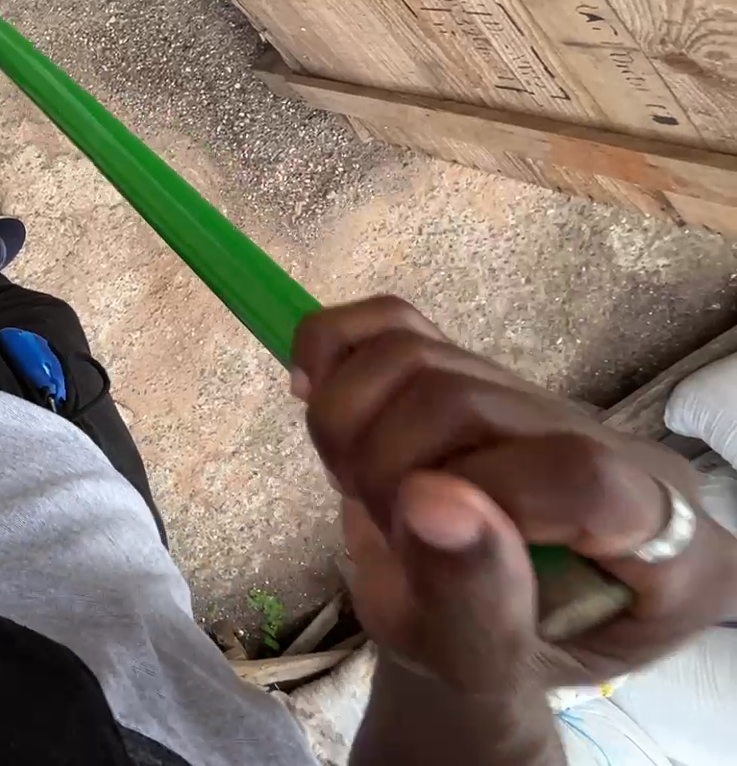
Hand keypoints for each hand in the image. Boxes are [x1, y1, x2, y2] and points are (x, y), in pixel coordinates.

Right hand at [292, 296, 736, 693]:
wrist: (446, 608)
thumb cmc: (471, 646)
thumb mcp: (472, 656)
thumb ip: (469, 594)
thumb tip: (432, 498)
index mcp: (659, 535)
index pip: (581, 471)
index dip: (481, 493)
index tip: (410, 533)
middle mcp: (607, 444)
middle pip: (457, 399)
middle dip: (378, 464)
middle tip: (378, 521)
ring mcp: (524, 395)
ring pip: (404, 352)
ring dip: (342, 422)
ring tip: (356, 477)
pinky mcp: (453, 363)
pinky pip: (384, 316)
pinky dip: (326, 345)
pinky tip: (312, 389)